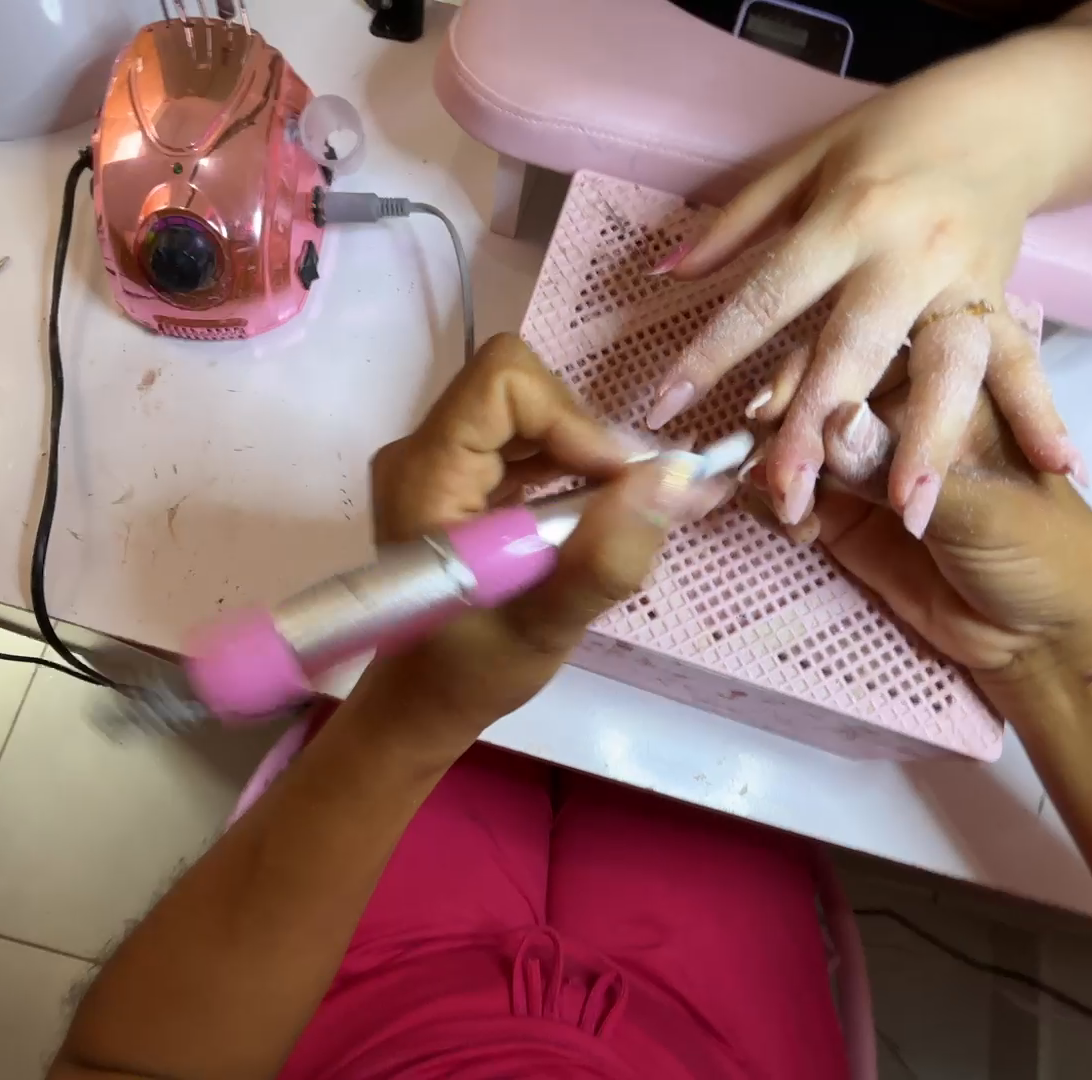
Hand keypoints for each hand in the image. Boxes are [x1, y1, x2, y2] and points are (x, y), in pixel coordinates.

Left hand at [350, 335, 728, 757]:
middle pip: (521, 389)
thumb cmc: (473, 672)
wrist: (427, 693)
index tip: (613, 480)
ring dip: (582, 454)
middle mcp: (419, 452)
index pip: (503, 382)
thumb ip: (604, 559)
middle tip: (621, 503)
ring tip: (608, 515)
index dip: (571, 418)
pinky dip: (567, 465)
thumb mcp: (545, 628)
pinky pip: (523, 437)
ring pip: (529, 409)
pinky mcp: (456, 474)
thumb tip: (671, 479)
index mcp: (424, 476)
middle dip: (584, 438)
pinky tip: (585, 514)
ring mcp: (436, 460)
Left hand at [650, 70, 1087, 539]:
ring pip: (945, 370)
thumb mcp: (801, 166)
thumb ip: (735, 227)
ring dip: (927, 443)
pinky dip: (1040, 414)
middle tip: (785, 497)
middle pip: (854, 352)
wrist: (1009, 109)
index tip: (666, 409)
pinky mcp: (1007, 298)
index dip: (713, 355)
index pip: (768, 299)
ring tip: (910, 513)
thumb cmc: (885, 141)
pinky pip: (1023, 362)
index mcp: (848, 218)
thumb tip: (664, 275)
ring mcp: (967, 281)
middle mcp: (910, 255)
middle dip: (816, 429)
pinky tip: (1059, 468)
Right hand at [743, 385, 1091, 680]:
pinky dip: (772, 506)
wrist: (1041, 636)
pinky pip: (787, 498)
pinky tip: (793, 529)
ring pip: (790, 451)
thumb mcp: (981, 505)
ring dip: (773, 474)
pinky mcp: (838, 515)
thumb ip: (899, 466)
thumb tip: (834, 422)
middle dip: (782, 435)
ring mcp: (859, 469)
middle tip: (774, 476)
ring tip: (785, 508)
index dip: (811, 384)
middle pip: (811, 403)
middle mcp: (892, 420)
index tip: (774, 415)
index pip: (865, 366)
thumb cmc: (1043, 552)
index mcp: (942, 391)